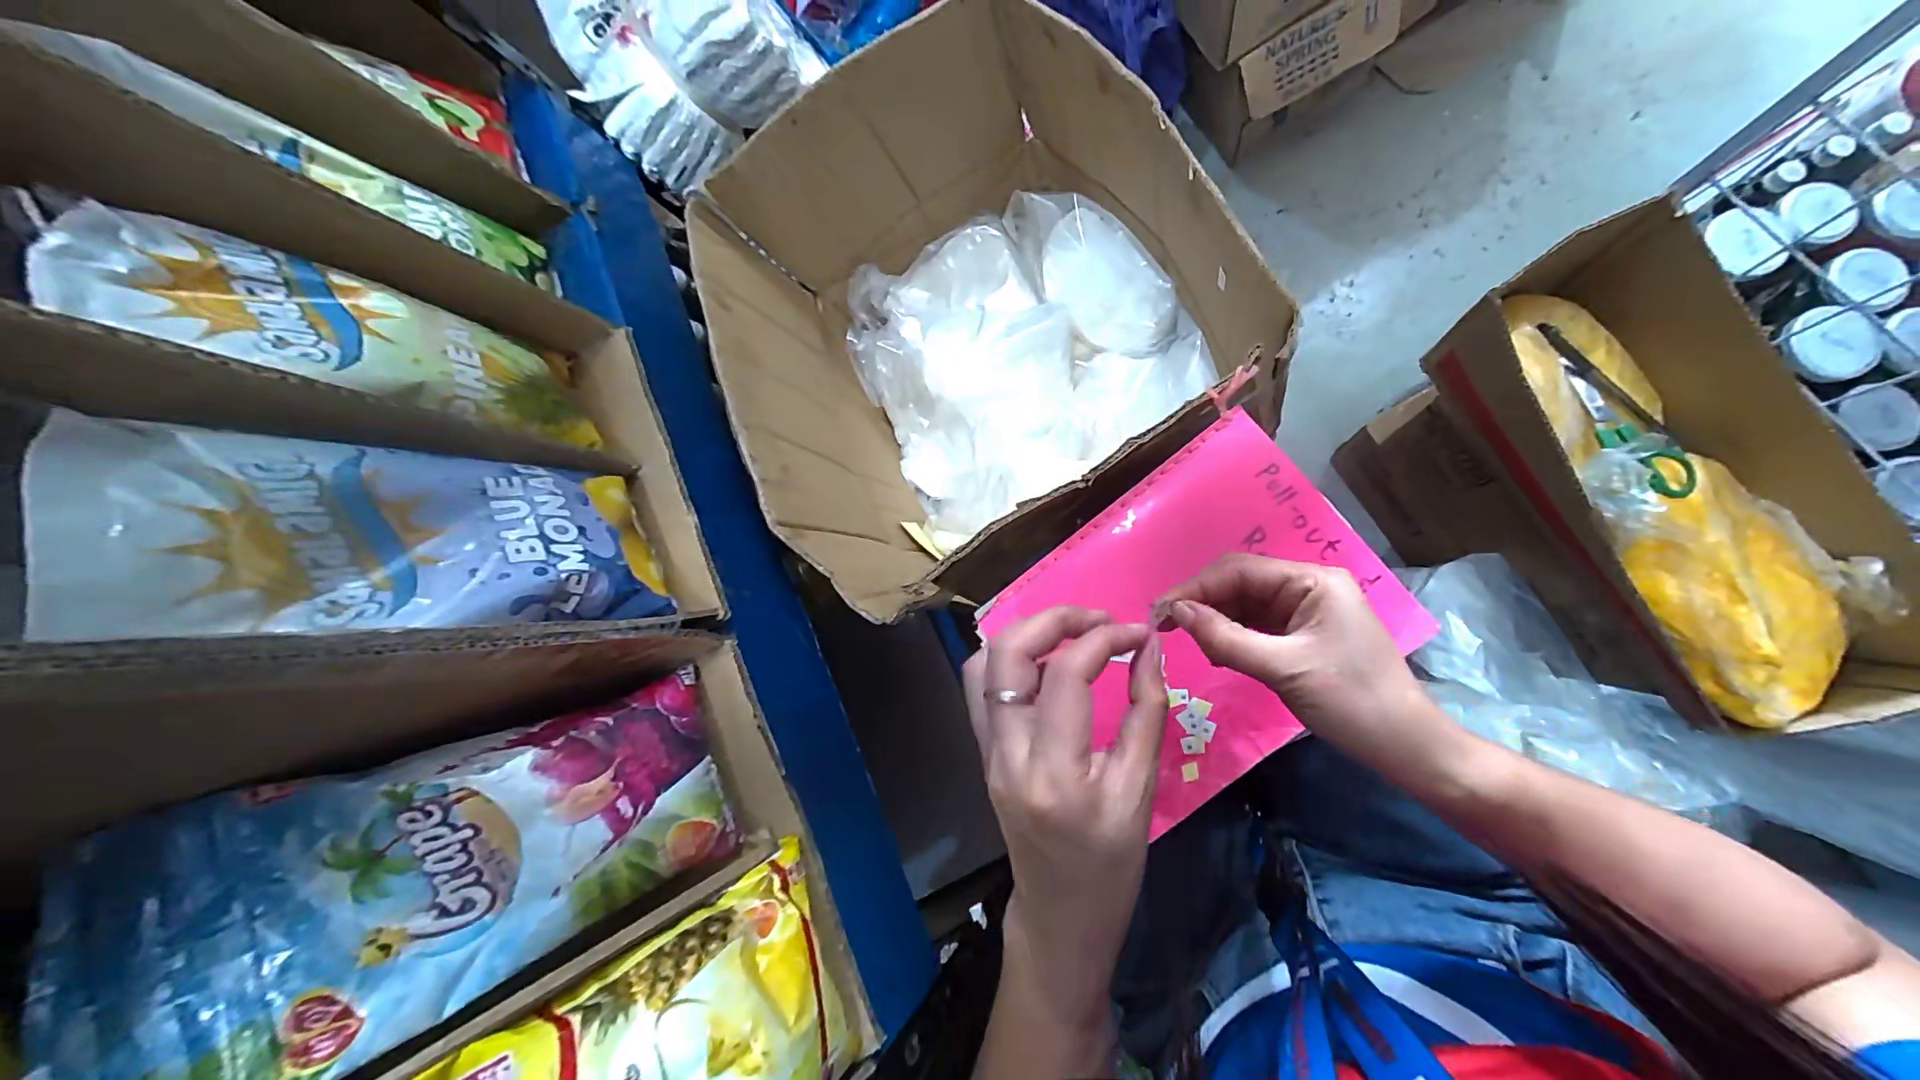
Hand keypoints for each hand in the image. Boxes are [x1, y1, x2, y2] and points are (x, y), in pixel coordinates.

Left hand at [964, 606, 1165, 1035]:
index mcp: (1053, 772)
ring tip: (1074, 634)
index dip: (1104, 638)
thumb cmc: (1111, 865)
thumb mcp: (1141, 792)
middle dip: (1055, 619)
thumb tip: (1149, 649)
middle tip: (1100, 619)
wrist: (1059, 914)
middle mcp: (1007, 754)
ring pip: (984, 664)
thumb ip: (1147, 713)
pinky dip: (1012, 659)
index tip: (1138, 633)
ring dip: (1027, 634)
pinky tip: (1048, 662)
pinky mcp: (983, 752)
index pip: (1066, 674)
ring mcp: (986, 752)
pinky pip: (983, 688)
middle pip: (1006, 653)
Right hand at [1157, 555, 1438, 757]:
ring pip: (1244, 604)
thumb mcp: (1282, 668)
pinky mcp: (1301, 634)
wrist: (1405, 746)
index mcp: (1312, 580)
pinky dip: (1231, 636)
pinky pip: (1255, 625)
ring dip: (1215, 620)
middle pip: (1239, 583)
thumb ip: (1225, 637)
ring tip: (1191, 643)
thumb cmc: (1351, 701)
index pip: (1239, 570)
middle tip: (1165, 628)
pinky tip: (1217, 651)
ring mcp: (1305, 610)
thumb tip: (1175, 612)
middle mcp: (1307, 586)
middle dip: (1202, 603)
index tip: (1159, 612)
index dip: (1194, 587)